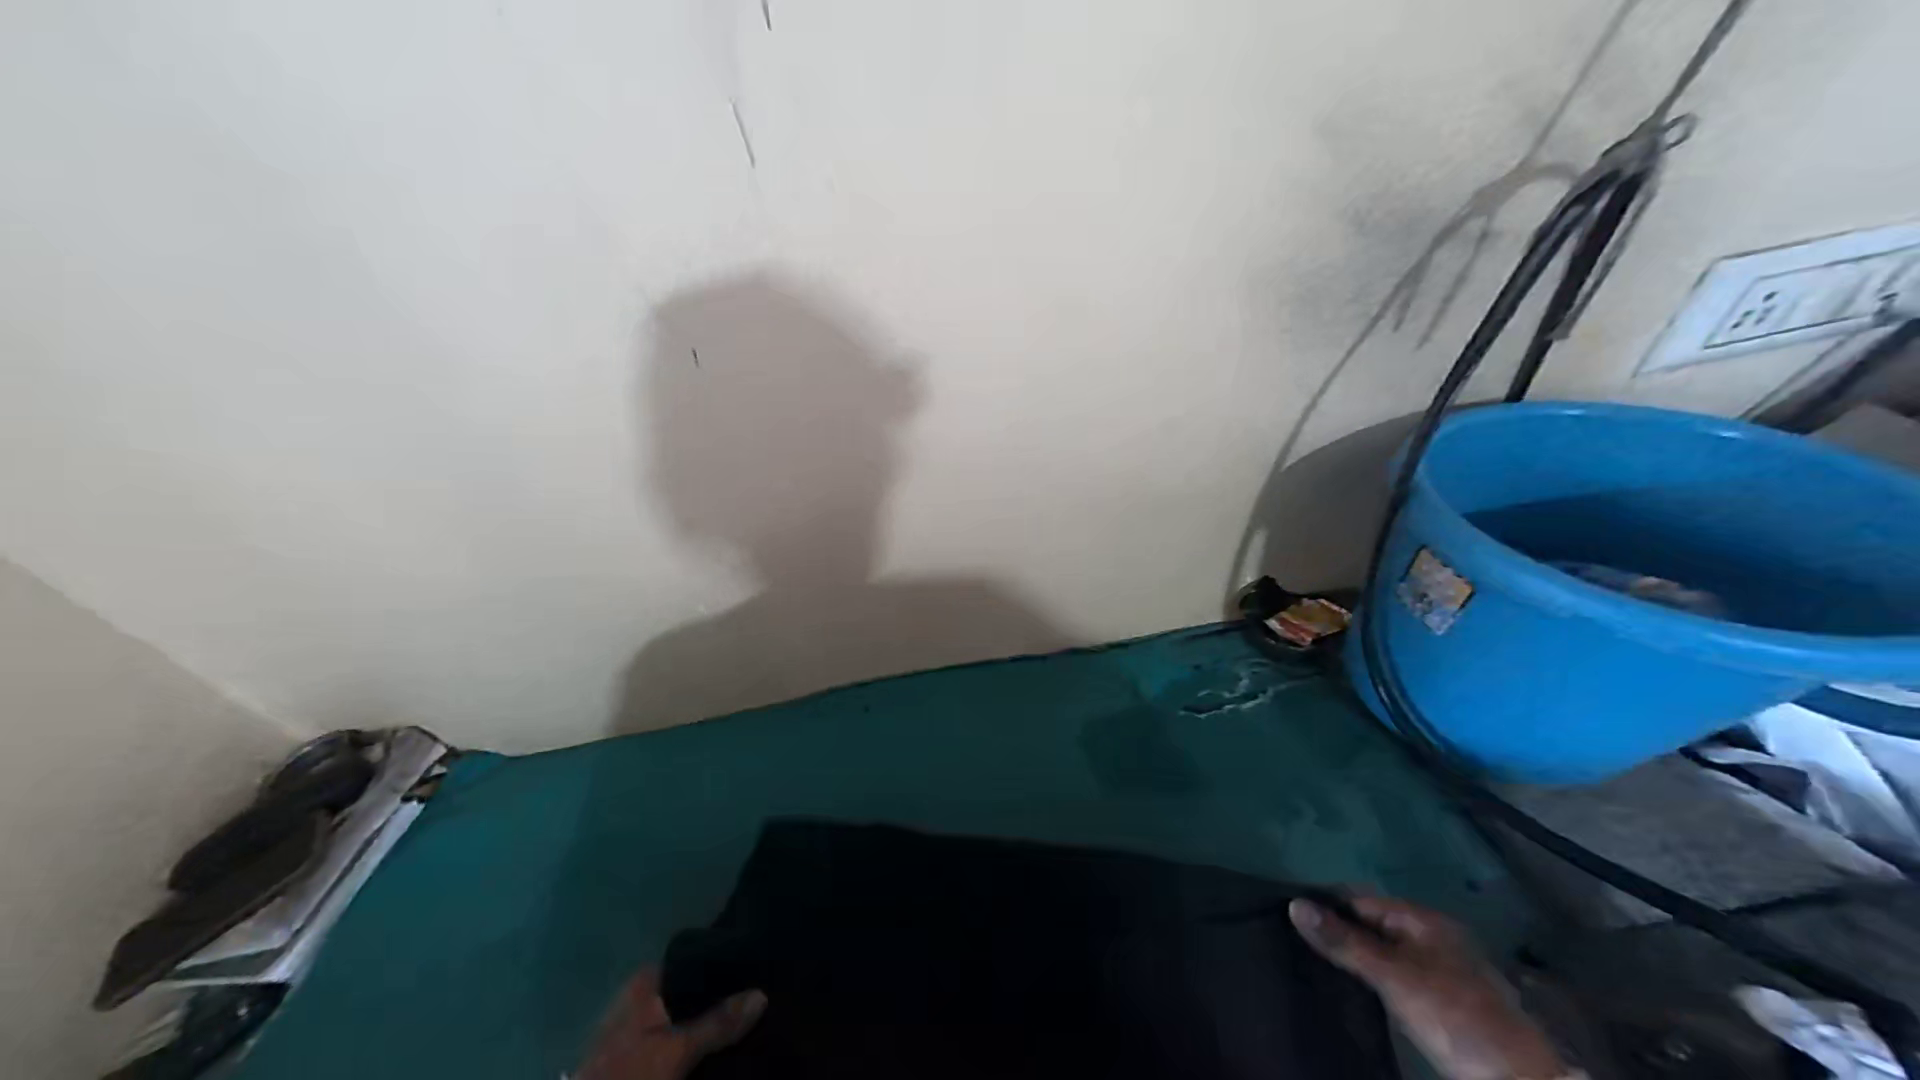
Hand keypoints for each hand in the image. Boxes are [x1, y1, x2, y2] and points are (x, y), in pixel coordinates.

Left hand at [576, 968, 766, 1079]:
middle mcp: (638, 1003)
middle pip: (689, 992)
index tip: (752, 968)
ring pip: (684, 1021)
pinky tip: (722, 1051)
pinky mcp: (638, 1066)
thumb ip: (718, 1023)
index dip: (721, 963)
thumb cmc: (626, 1079)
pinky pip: (677, 1046)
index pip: (691, 960)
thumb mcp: (676, 1052)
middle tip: (757, 996)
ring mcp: (635, 1037)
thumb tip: (762, 994)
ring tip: (748, 1022)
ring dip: (709, 1026)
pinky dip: (697, 1048)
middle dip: (719, 996)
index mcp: (642, 987)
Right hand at [1290, 894, 1566, 1079]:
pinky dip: (1368, 979)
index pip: (1360, 900)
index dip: (1326, 906)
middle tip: (1292, 941)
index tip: (1287, 917)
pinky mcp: (1438, 1002)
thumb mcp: (1394, 976)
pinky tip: (1345, 988)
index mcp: (1423, 920)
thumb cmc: (1453, 1015)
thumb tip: (1294, 904)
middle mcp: (1430, 938)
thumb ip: (1344, 941)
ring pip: (1379, 952)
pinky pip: (1391, 977)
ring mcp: (1436, 971)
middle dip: (1335, 931)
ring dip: (1350, 957)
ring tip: (1308, 962)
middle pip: (1370, 925)